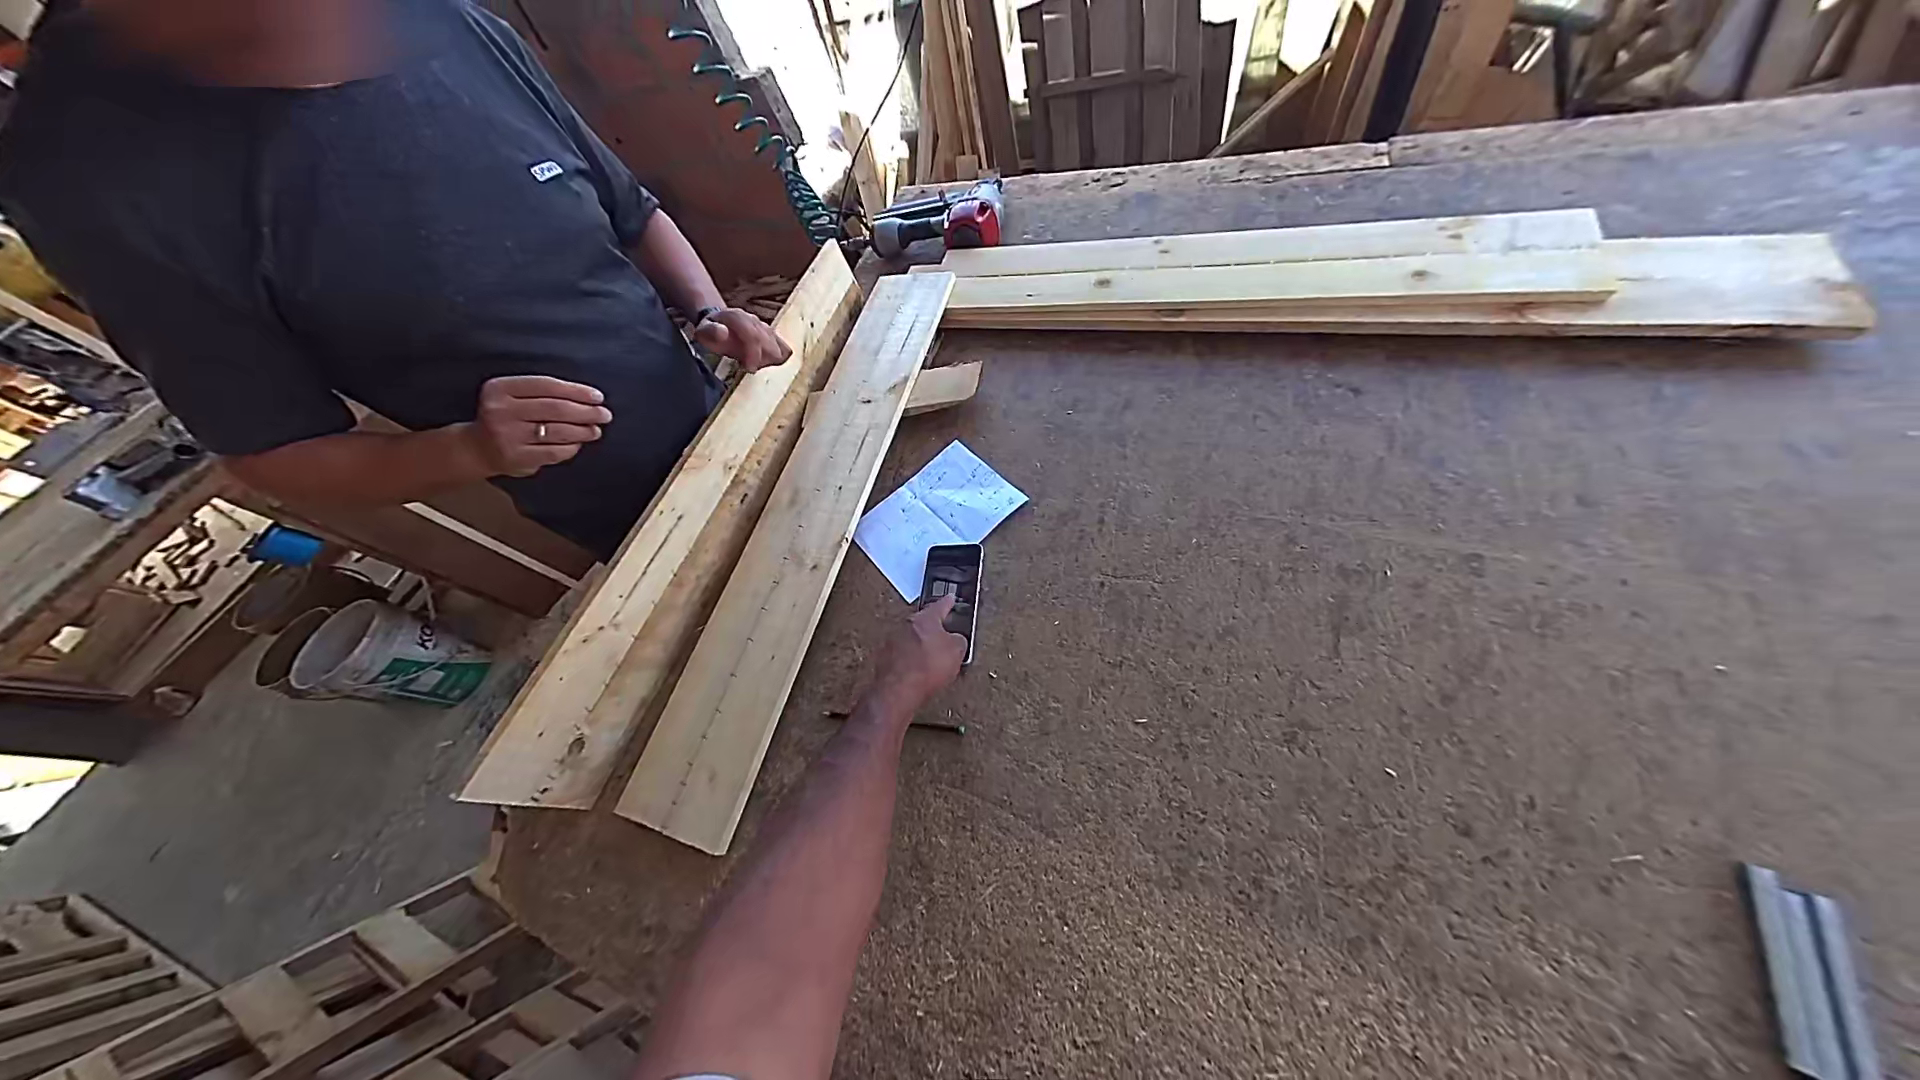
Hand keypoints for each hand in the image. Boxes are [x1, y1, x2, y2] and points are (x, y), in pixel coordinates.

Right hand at [463, 375, 612, 477]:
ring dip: (584, 431)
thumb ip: (545, 394)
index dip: (577, 391)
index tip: (598, 397)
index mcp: (500, 388)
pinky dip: (572, 447)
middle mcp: (500, 410)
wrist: (478, 448)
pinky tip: (579, 443)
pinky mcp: (516, 457)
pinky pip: (555, 451)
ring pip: (558, 431)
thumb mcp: (516, 397)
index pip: (547, 385)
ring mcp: (507, 435)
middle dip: (586, 412)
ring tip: (595, 430)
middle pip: (556, 409)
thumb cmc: (509, 418)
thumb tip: (590, 399)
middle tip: (605, 415)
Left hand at [693, 308, 792, 372]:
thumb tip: (723, 333)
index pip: (754, 336)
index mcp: (738, 318)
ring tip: (759, 366)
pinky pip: (783, 346)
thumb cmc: (711, 332)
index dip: (754, 354)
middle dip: (762, 358)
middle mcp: (754, 320)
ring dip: (770, 359)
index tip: (749, 368)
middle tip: (752, 369)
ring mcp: (764, 327)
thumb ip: (712, 331)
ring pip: (777, 344)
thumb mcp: (704, 331)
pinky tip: (770, 363)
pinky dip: (779, 356)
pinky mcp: (771, 335)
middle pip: (768, 341)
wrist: (719, 323)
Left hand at [870, 595, 967, 714]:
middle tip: (944, 640)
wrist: (899, 689)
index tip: (950, 599)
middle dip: (934, 631)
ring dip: (921, 648)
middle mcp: (906, 625)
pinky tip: (918, 672)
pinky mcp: (885, 658)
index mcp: (925, 619)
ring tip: (932, 663)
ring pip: (911, 639)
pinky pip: (902, 655)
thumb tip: (957, 641)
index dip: (948, 602)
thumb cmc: (925, 668)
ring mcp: (893, 641)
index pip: (940, 605)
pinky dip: (910, 661)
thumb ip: (959, 640)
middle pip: (924, 623)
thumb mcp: (957, 651)